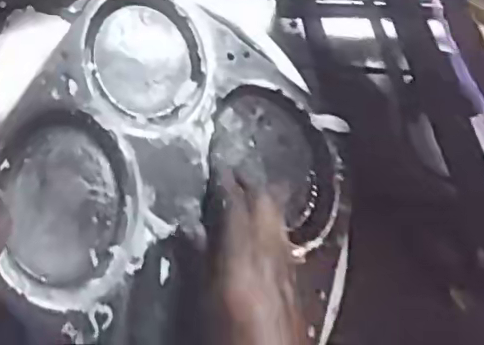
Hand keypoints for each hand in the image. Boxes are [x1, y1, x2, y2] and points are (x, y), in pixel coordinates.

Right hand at [209, 167, 309, 344]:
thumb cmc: (230, 335)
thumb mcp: (202, 297)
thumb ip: (195, 257)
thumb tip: (187, 224)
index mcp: (244, 252)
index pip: (235, 201)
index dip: (224, 176)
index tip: (213, 157)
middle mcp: (270, 252)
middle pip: (265, 203)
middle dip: (249, 180)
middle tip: (231, 169)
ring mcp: (287, 267)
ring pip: (277, 218)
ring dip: (263, 198)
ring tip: (247, 189)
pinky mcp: (295, 284)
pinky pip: (283, 237)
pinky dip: (271, 222)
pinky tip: (262, 228)